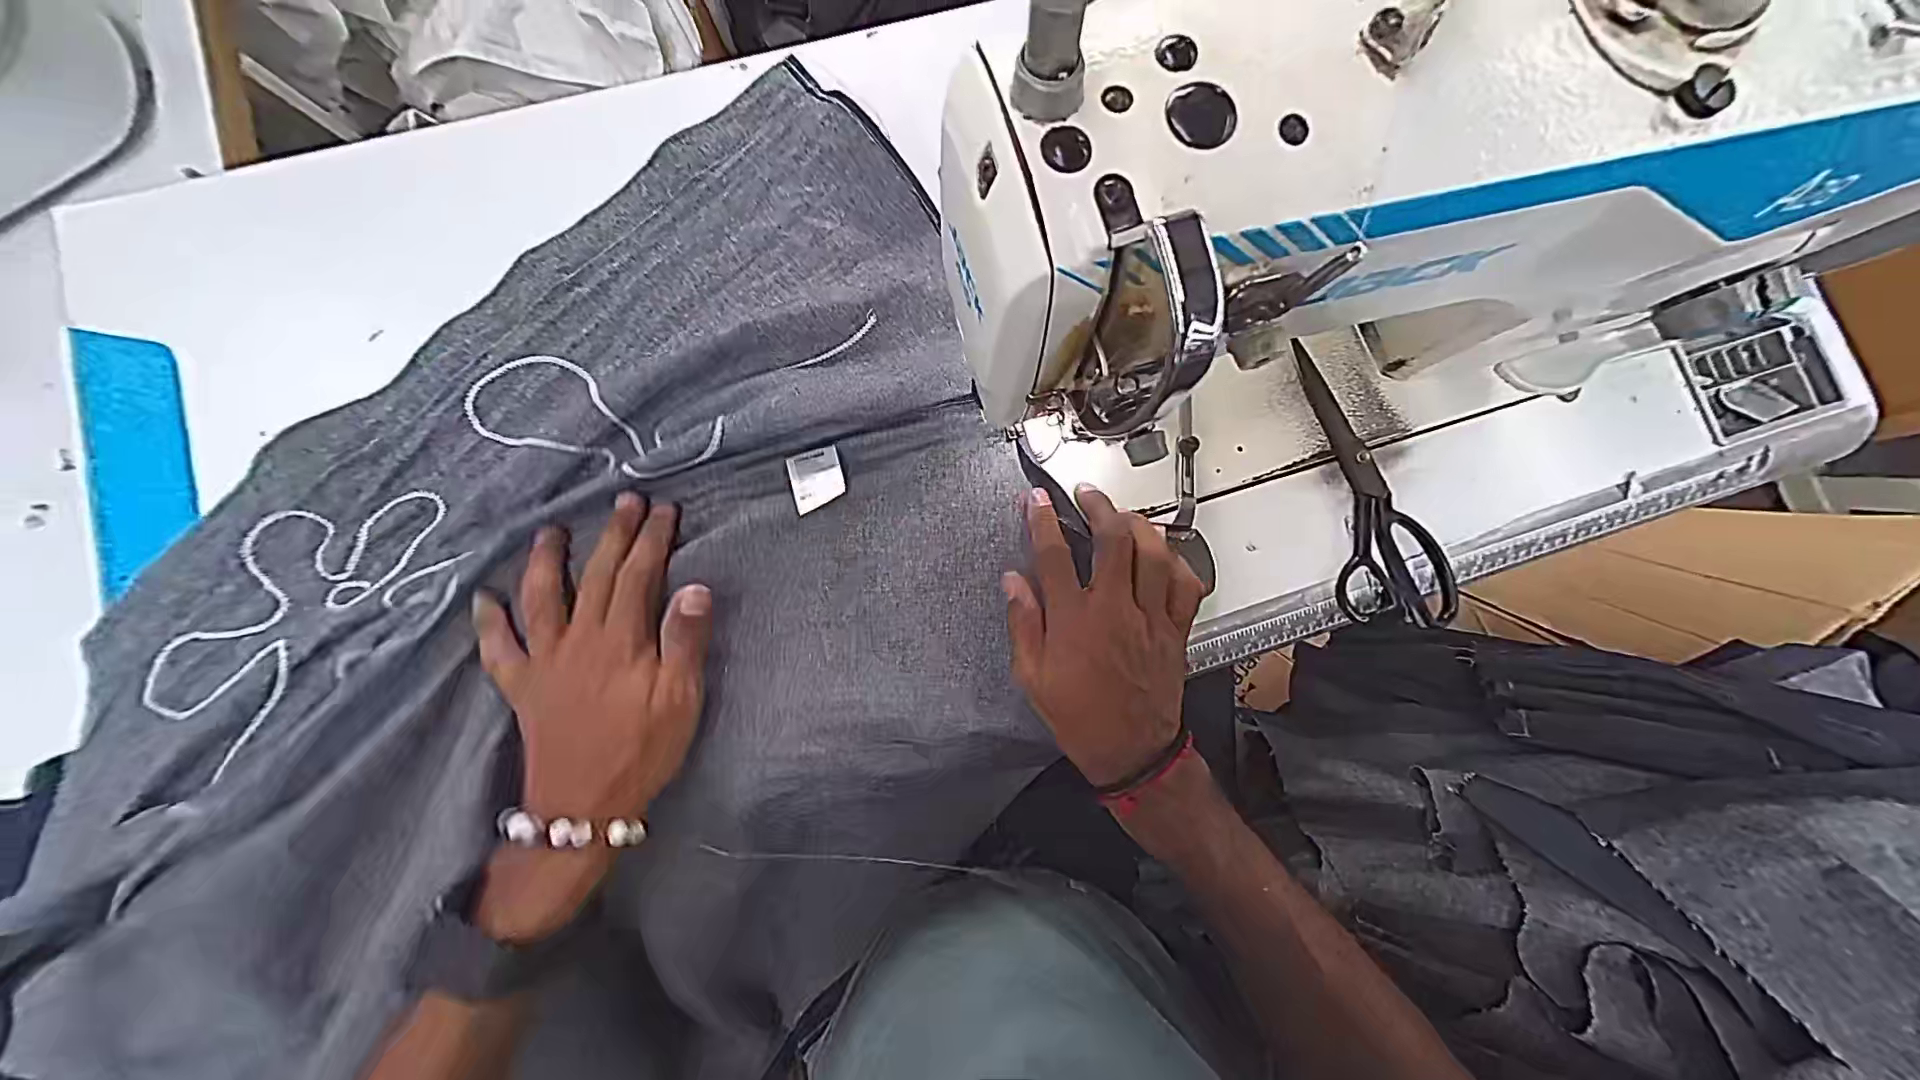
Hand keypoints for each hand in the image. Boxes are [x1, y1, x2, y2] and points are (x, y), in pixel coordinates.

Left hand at [468, 493, 713, 941]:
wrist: (583, 807)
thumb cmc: (643, 750)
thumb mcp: (681, 698)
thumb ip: (685, 641)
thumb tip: (695, 588)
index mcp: (620, 640)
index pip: (639, 575)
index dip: (652, 540)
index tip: (665, 510)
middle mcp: (578, 640)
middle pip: (597, 575)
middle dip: (614, 534)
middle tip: (626, 501)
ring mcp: (545, 661)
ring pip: (541, 598)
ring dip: (547, 560)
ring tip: (550, 531)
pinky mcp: (523, 687)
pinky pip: (499, 649)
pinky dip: (488, 622)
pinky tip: (483, 600)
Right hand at [1001, 483, 1207, 787]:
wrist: (1131, 751)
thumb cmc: (1081, 717)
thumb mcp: (1032, 676)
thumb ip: (1023, 623)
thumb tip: (1013, 583)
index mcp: (1074, 621)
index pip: (1054, 555)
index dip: (1042, 521)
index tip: (1036, 501)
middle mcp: (1114, 611)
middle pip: (1112, 540)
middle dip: (1098, 506)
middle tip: (1087, 494)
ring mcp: (1149, 618)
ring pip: (1153, 554)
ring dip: (1138, 525)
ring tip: (1123, 514)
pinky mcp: (1174, 630)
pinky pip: (1185, 584)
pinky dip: (1176, 560)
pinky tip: (1163, 552)